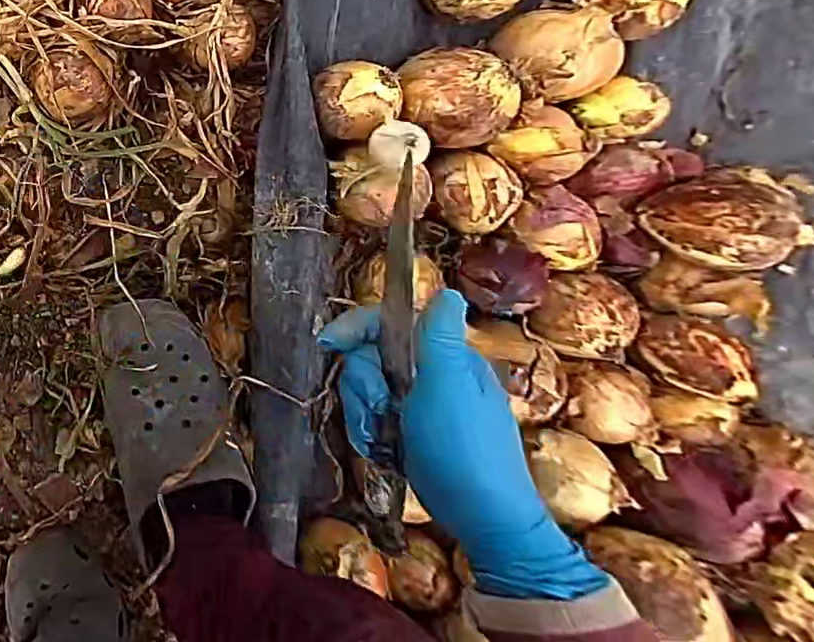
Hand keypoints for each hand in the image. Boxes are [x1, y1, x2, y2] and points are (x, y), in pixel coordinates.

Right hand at [317, 291, 608, 600]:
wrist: (486, 522)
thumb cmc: (465, 448)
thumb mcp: (451, 386)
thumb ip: (442, 335)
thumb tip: (449, 292)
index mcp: (442, 353)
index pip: (387, 321)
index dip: (354, 327)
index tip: (328, 344)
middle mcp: (428, 370)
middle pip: (368, 353)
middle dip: (364, 382)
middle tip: (381, 408)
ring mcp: (417, 401)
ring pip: (364, 385)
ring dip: (363, 410)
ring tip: (383, 434)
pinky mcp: (406, 428)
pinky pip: (369, 413)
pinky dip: (367, 429)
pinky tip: (382, 447)